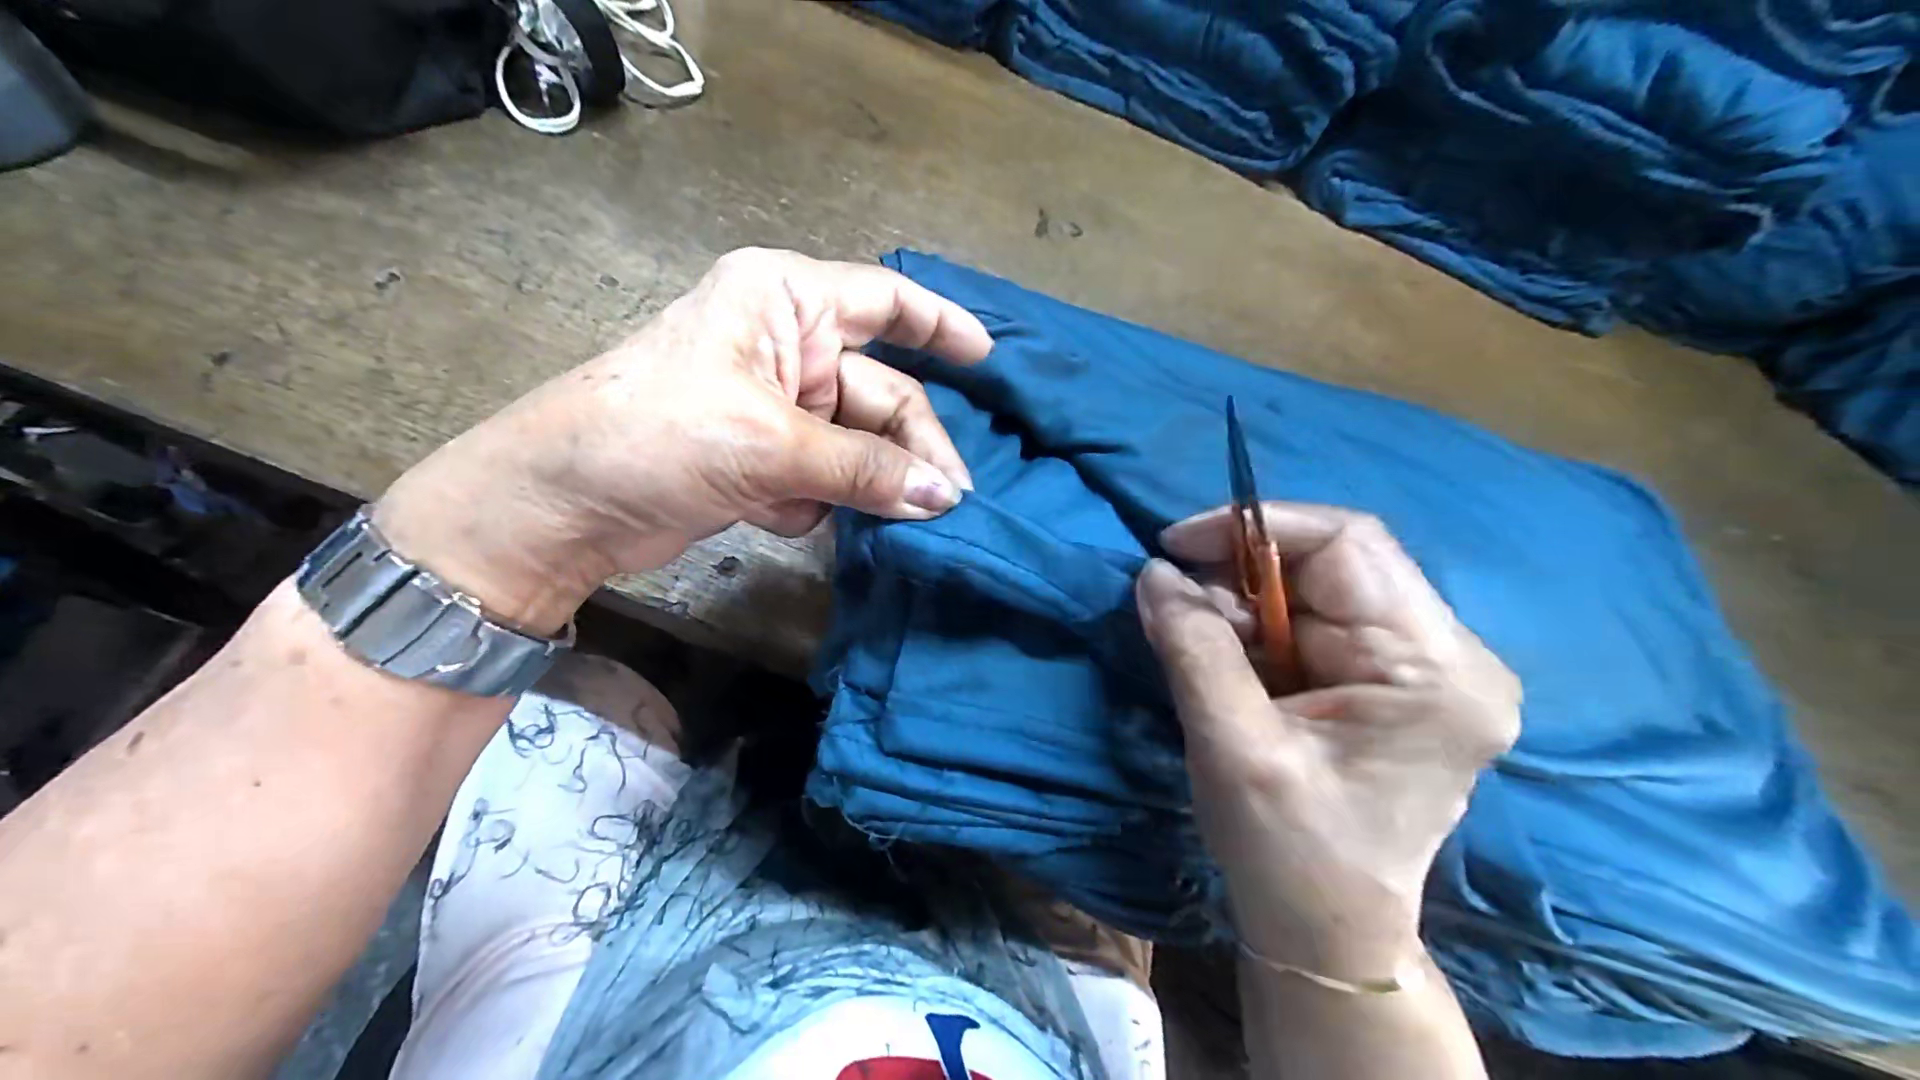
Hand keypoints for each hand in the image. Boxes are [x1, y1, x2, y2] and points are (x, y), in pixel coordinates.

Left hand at [374, 248, 990, 633]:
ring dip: (866, 486)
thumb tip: (947, 499)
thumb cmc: (656, 435)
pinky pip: (826, 480)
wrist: (561, 507)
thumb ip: (864, 471)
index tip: (988, 359)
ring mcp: (777, 409)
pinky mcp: (765, 461)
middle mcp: (787, 348)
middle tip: (951, 501)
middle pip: (881, 395)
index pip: (884, 301)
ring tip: (887, 522)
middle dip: (913, 447)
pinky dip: (816, 504)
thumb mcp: (769, 444)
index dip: (940, 326)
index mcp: (784, 303)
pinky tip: (779, 517)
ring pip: (857, 447)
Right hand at [1136, 503, 1519, 978]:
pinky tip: (1228, 663)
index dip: (1256, 529)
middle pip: (1332, 563)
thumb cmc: (1290, 853)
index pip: (1351, 544)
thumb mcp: (1233, 749)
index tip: (1176, 545)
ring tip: (1199, 646)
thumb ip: (1194, 650)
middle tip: (1177, 605)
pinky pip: (1310, 620)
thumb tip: (1153, 572)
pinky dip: (1254, 628)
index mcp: (1435, 672)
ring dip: (1241, 605)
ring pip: (1313, 589)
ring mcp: (1422, 667)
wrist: (1325, 929)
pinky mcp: (1389, 679)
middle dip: (1240, 576)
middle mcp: (1446, 655)